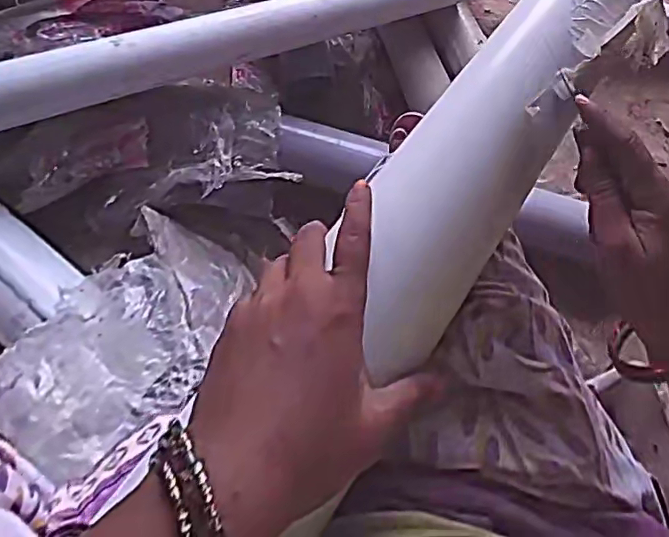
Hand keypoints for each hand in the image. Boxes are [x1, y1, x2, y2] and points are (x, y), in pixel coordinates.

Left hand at [188, 182, 440, 536]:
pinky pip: (250, 295)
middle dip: (318, 238)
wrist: (233, 477)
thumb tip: (438, 384)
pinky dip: (263, 300)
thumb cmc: (305, 450)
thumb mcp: (370, 426)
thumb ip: (410, 396)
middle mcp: (296, 298)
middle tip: (327, 257)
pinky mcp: (230, 326)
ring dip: (290, 268)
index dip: (359, 211)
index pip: (353, 244)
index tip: (361, 190)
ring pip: (275, 263)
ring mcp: (258, 308)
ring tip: (298, 297)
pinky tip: (268, 331)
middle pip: (306, 238)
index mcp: (337, 312)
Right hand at [573, 95, 668, 363]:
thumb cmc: (641, 289)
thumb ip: (602, 191)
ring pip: (627, 164)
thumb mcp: (612, 241)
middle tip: (576, 166)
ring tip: (586, 193)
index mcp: (661, 194)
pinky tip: (597, 195)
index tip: (578, 101)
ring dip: (602, 166)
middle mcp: (668, 187)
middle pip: (628, 151)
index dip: (601, 122)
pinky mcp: (659, 205)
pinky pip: (630, 178)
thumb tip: (590, 150)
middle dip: (598, 147)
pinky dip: (609, 178)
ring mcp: (665, 196)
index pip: (627, 146)